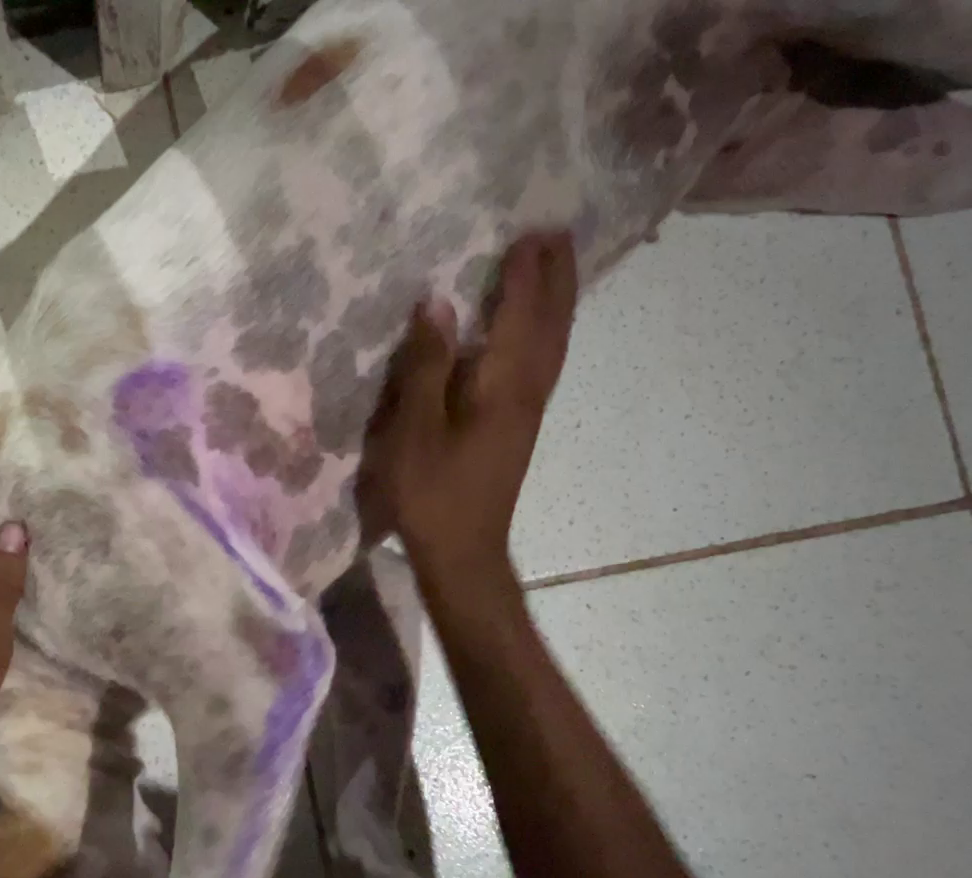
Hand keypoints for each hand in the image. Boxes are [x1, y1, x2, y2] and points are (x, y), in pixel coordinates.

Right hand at [358, 232, 578, 581]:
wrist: (463, 551)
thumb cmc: (430, 494)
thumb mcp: (414, 431)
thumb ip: (425, 367)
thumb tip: (437, 305)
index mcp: (503, 388)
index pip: (519, 317)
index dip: (524, 274)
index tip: (528, 231)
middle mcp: (528, 392)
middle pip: (551, 324)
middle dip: (556, 278)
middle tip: (555, 234)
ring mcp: (528, 411)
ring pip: (554, 344)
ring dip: (557, 302)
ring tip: (553, 267)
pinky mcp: (519, 427)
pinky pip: (544, 362)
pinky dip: (546, 332)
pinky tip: (533, 330)